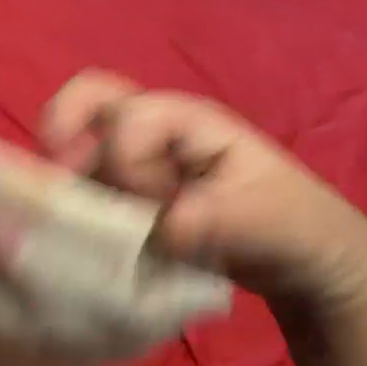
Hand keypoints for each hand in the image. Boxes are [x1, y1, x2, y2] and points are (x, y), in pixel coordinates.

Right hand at [38, 70, 366, 320]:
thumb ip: (216, 218)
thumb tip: (166, 228)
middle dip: (65, 137)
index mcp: (184, 120)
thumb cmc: (292, 226)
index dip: (126, 160)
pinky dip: (73, 201)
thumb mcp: (268, 221)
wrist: (301, 264)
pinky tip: (85, 233)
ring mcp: (131, 160)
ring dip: (68, 179)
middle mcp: (148, 130)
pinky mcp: (122, 193)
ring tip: (78, 220)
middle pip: (85, 102)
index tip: (152, 205)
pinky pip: (80, 181)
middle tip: (65, 181)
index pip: (127, 117)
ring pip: (74, 144)